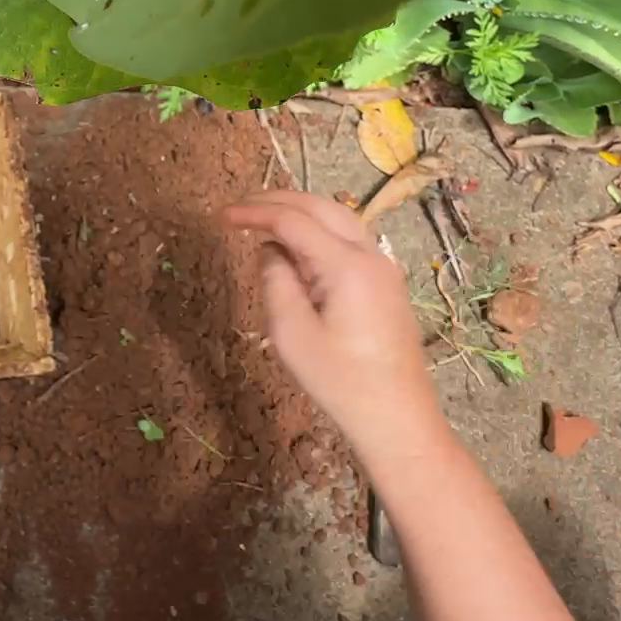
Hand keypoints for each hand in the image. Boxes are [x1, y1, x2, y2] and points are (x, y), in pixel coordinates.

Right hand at [223, 191, 442, 461]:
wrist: (398, 420)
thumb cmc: (340, 381)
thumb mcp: (291, 333)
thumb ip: (275, 279)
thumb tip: (270, 249)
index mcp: (347, 266)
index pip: (293, 221)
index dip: (254, 213)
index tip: (222, 217)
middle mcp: (371, 256)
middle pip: (320, 207)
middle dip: (277, 200)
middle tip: (239, 208)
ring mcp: (383, 268)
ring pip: (337, 218)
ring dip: (298, 212)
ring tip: (262, 219)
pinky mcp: (385, 283)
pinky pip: (347, 239)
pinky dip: (316, 229)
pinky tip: (295, 246)